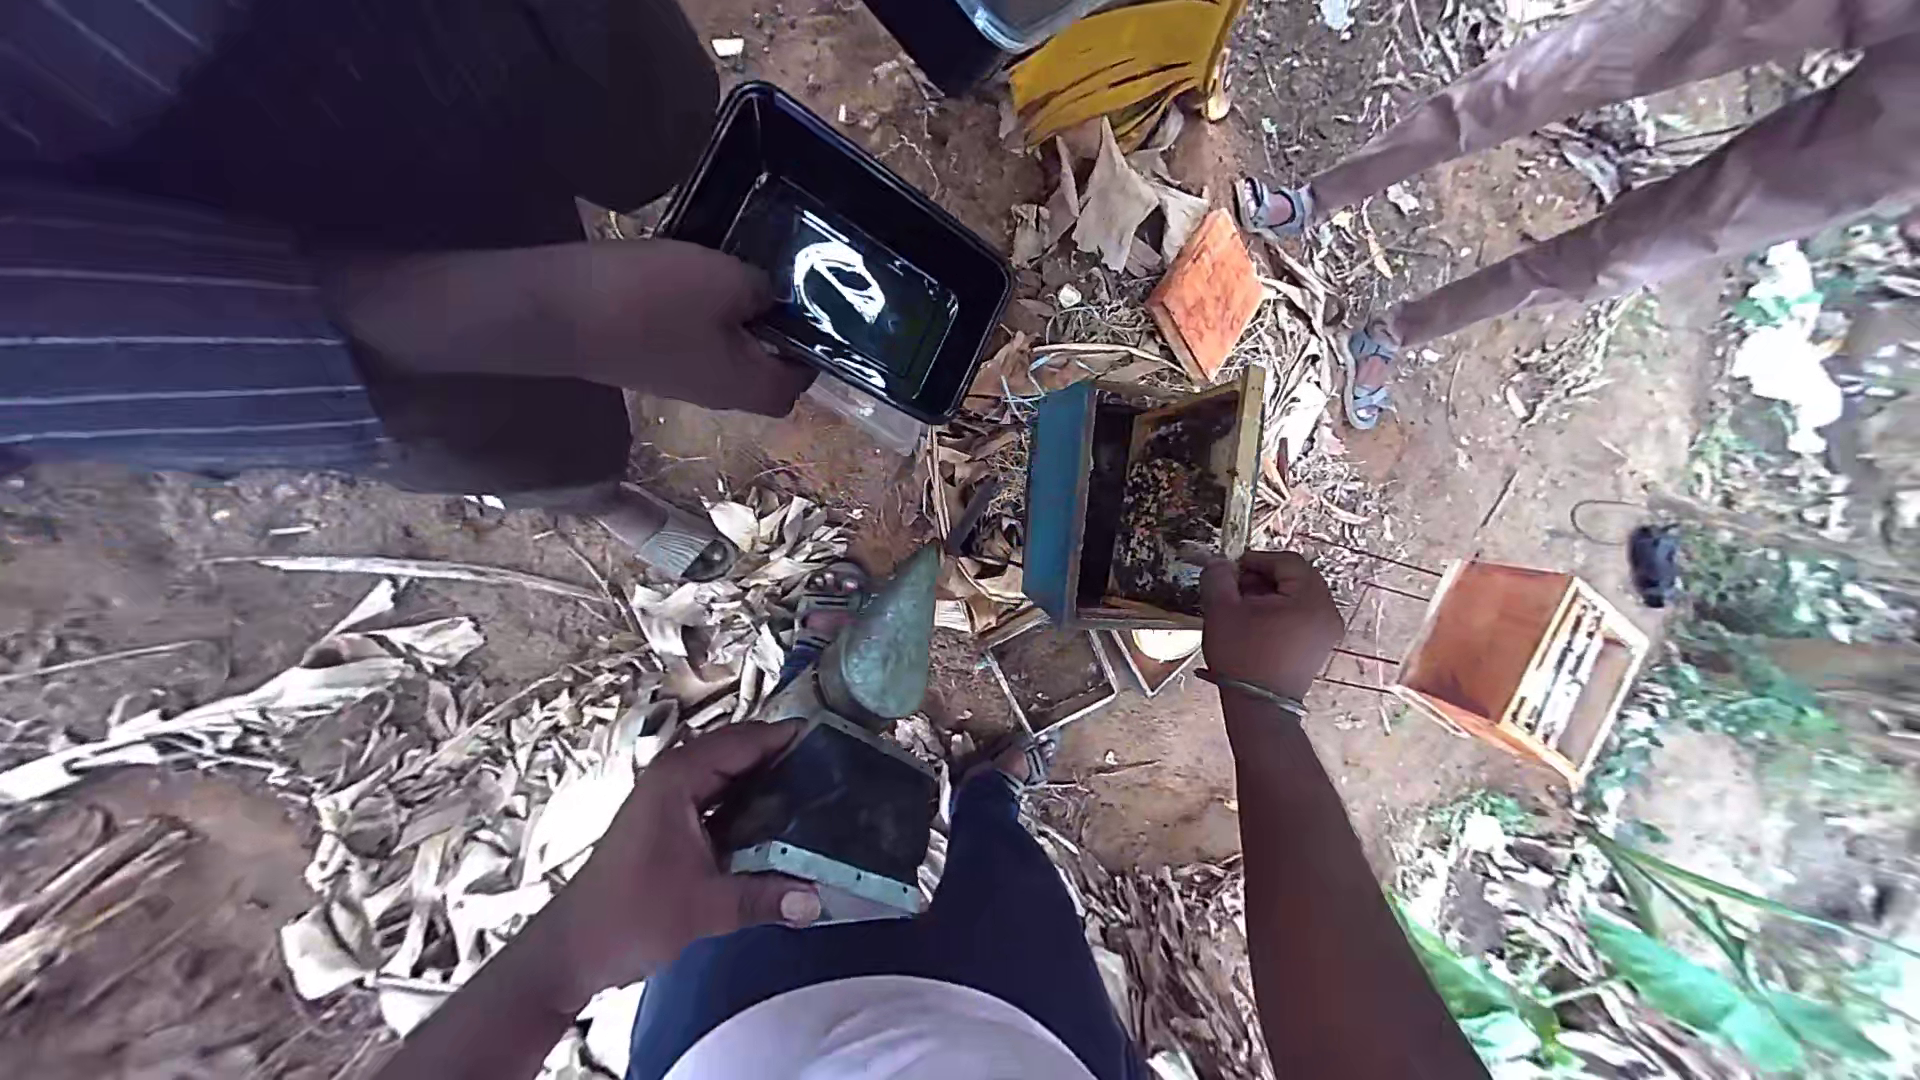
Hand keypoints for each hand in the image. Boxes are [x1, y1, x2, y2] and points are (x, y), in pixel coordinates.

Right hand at [321, 241, 816, 416]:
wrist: (556, 314)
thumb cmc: (654, 300)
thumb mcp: (725, 280)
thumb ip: (761, 290)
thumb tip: (769, 297)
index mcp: (753, 387)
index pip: (799, 382)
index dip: (808, 351)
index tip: (805, 313)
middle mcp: (723, 397)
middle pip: (764, 373)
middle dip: (772, 335)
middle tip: (769, 290)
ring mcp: (683, 385)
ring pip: (726, 357)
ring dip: (734, 324)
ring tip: (730, 279)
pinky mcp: (649, 367)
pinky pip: (691, 346)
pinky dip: (700, 321)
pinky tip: (689, 285)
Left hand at [529, 720, 821, 1009]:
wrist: (569, 953)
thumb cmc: (629, 918)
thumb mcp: (702, 909)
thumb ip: (761, 899)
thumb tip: (817, 901)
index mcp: (678, 777)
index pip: (743, 741)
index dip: (784, 737)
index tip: (827, 739)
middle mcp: (674, 773)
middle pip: (738, 747)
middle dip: (779, 751)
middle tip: (827, 762)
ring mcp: (670, 792)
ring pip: (729, 767)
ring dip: (765, 771)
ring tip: (812, 781)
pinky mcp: (671, 813)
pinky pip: (720, 787)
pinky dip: (748, 791)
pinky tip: (776, 809)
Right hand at [1199, 550, 1343, 699]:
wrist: (1258, 705)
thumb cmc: (1241, 655)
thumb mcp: (1221, 610)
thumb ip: (1218, 578)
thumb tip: (1220, 563)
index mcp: (1310, 599)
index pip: (1287, 561)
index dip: (1256, 559)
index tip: (1231, 569)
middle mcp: (1327, 612)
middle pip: (1296, 577)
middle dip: (1262, 576)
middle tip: (1234, 587)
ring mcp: (1326, 631)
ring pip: (1297, 596)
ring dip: (1268, 593)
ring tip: (1240, 606)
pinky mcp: (1318, 646)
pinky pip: (1299, 615)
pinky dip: (1277, 610)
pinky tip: (1253, 622)